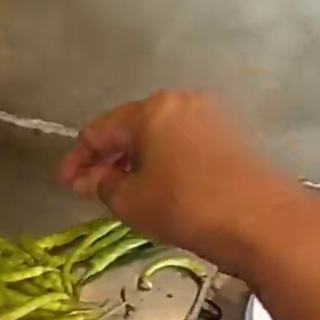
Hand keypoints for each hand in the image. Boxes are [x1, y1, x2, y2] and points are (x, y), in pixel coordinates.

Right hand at [55, 90, 319, 275]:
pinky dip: (158, 163)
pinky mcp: (228, 136)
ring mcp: (209, 116)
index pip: (99, 130)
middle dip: (105, 158)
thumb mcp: (129, 200)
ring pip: (156, 136)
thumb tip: (87, 179)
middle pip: (130, 127)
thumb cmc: (183, 205)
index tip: (63, 184)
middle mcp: (181, 101)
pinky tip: (153, 188)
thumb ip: (101, 185)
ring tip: (119, 193)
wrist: (257, 218)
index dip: (76, 158)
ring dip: (132, 161)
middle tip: (89, 189)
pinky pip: (179, 144)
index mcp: (151, 110)